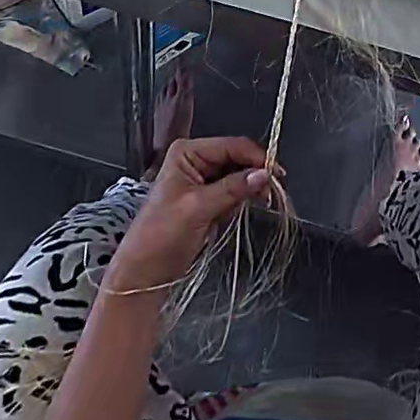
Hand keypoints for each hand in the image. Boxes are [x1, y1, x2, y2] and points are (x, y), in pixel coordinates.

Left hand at [104, 137, 270, 293]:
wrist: (143, 274)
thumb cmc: (160, 236)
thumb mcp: (198, 208)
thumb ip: (233, 188)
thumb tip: (264, 173)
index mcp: (188, 152)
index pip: (231, 146)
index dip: (256, 157)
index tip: (276, 173)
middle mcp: (196, 159)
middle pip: (237, 158)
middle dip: (254, 174)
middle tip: (270, 191)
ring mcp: (202, 178)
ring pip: (239, 175)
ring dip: (249, 189)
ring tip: (258, 202)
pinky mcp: (208, 197)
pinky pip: (234, 191)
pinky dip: (241, 200)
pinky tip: (242, 209)